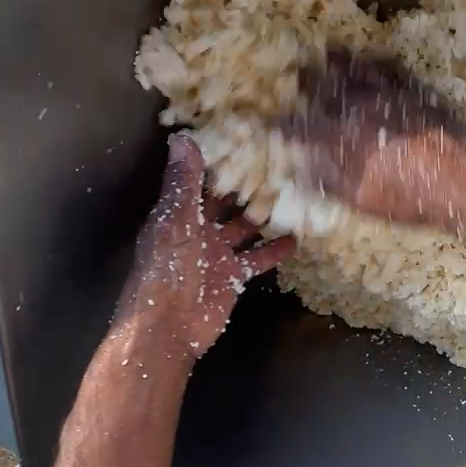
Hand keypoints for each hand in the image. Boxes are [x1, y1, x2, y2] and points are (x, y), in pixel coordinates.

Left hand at [114, 133, 296, 357]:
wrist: (169, 327)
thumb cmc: (168, 270)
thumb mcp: (176, 220)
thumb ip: (184, 182)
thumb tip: (182, 138)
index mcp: (178, 213)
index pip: (200, 180)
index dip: (220, 163)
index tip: (247, 142)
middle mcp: (197, 229)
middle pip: (225, 202)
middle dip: (247, 186)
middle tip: (279, 165)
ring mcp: (217, 253)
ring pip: (244, 228)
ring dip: (264, 215)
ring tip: (292, 195)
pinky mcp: (233, 275)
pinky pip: (257, 257)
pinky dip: (275, 249)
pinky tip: (297, 238)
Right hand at [279, 48, 465, 240]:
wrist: (463, 183)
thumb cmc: (411, 199)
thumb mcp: (362, 200)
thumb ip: (329, 180)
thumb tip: (300, 169)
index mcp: (345, 137)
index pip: (305, 128)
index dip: (286, 125)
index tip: (274, 121)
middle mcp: (364, 109)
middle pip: (330, 88)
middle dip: (310, 81)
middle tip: (299, 72)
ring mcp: (393, 96)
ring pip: (361, 70)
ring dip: (342, 61)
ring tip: (329, 50)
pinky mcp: (419, 93)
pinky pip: (395, 69)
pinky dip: (381, 61)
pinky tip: (376, 58)